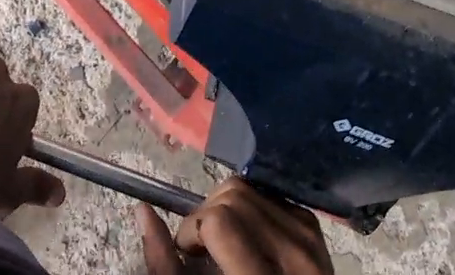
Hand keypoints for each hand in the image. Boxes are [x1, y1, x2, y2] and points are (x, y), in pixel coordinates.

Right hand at [140, 180, 331, 274]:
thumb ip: (166, 266)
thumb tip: (142, 211)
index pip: (220, 220)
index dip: (192, 230)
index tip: (190, 253)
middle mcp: (295, 254)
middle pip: (233, 196)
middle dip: (205, 215)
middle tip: (202, 248)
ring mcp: (309, 237)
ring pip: (248, 187)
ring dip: (223, 207)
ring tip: (221, 240)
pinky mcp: (313, 227)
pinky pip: (268, 193)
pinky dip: (247, 207)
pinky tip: (244, 234)